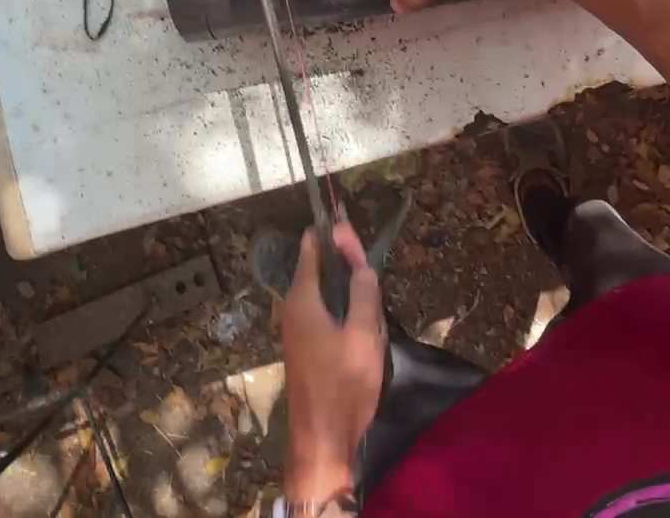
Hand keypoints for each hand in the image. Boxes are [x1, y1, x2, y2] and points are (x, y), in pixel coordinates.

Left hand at [281, 223, 384, 504]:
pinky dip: (347, 311)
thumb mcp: (364, 333)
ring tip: (372, 313)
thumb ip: (365, 292)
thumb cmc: (343, 383)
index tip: (357, 231)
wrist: (323, 439)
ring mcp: (299, 327)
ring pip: (328, 292)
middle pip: (321, 267)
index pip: (312, 246)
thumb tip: (362, 265)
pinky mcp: (308, 345)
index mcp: (303, 297)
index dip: (335, 233)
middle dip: (349, 267)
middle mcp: (295, 307)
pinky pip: (328, 313)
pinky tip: (365, 329)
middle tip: (374, 282)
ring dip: (352, 293)